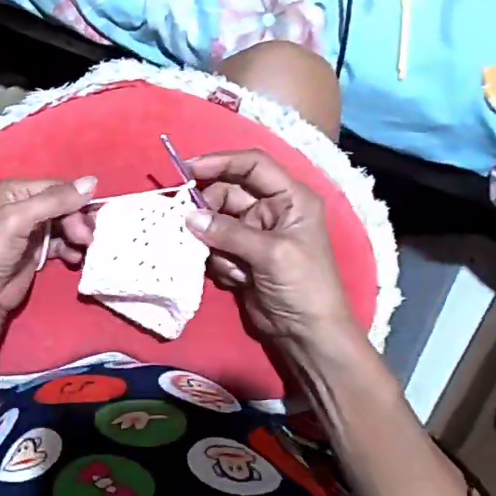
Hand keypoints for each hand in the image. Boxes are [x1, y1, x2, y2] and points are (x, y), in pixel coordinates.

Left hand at [0, 177, 96, 324]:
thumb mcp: (19, 220)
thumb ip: (54, 201)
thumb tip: (92, 181)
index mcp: (14, 191)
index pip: (56, 188)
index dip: (75, 201)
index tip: (89, 220)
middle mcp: (23, 206)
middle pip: (63, 206)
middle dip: (77, 221)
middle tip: (86, 239)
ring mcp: (30, 230)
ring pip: (65, 225)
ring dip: (77, 235)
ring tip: (83, 248)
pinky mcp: (36, 250)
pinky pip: (61, 243)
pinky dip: (70, 248)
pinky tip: (74, 258)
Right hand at [183, 149, 355, 346]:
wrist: (307, 333)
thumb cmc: (303, 286)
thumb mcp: (270, 253)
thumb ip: (229, 232)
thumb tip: (189, 216)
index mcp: (291, 198)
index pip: (252, 165)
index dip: (221, 162)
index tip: (189, 169)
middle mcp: (272, 210)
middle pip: (228, 193)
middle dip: (210, 210)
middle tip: (192, 226)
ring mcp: (255, 234)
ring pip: (216, 222)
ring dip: (215, 244)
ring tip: (232, 267)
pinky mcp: (241, 256)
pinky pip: (216, 247)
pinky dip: (219, 261)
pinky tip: (237, 280)